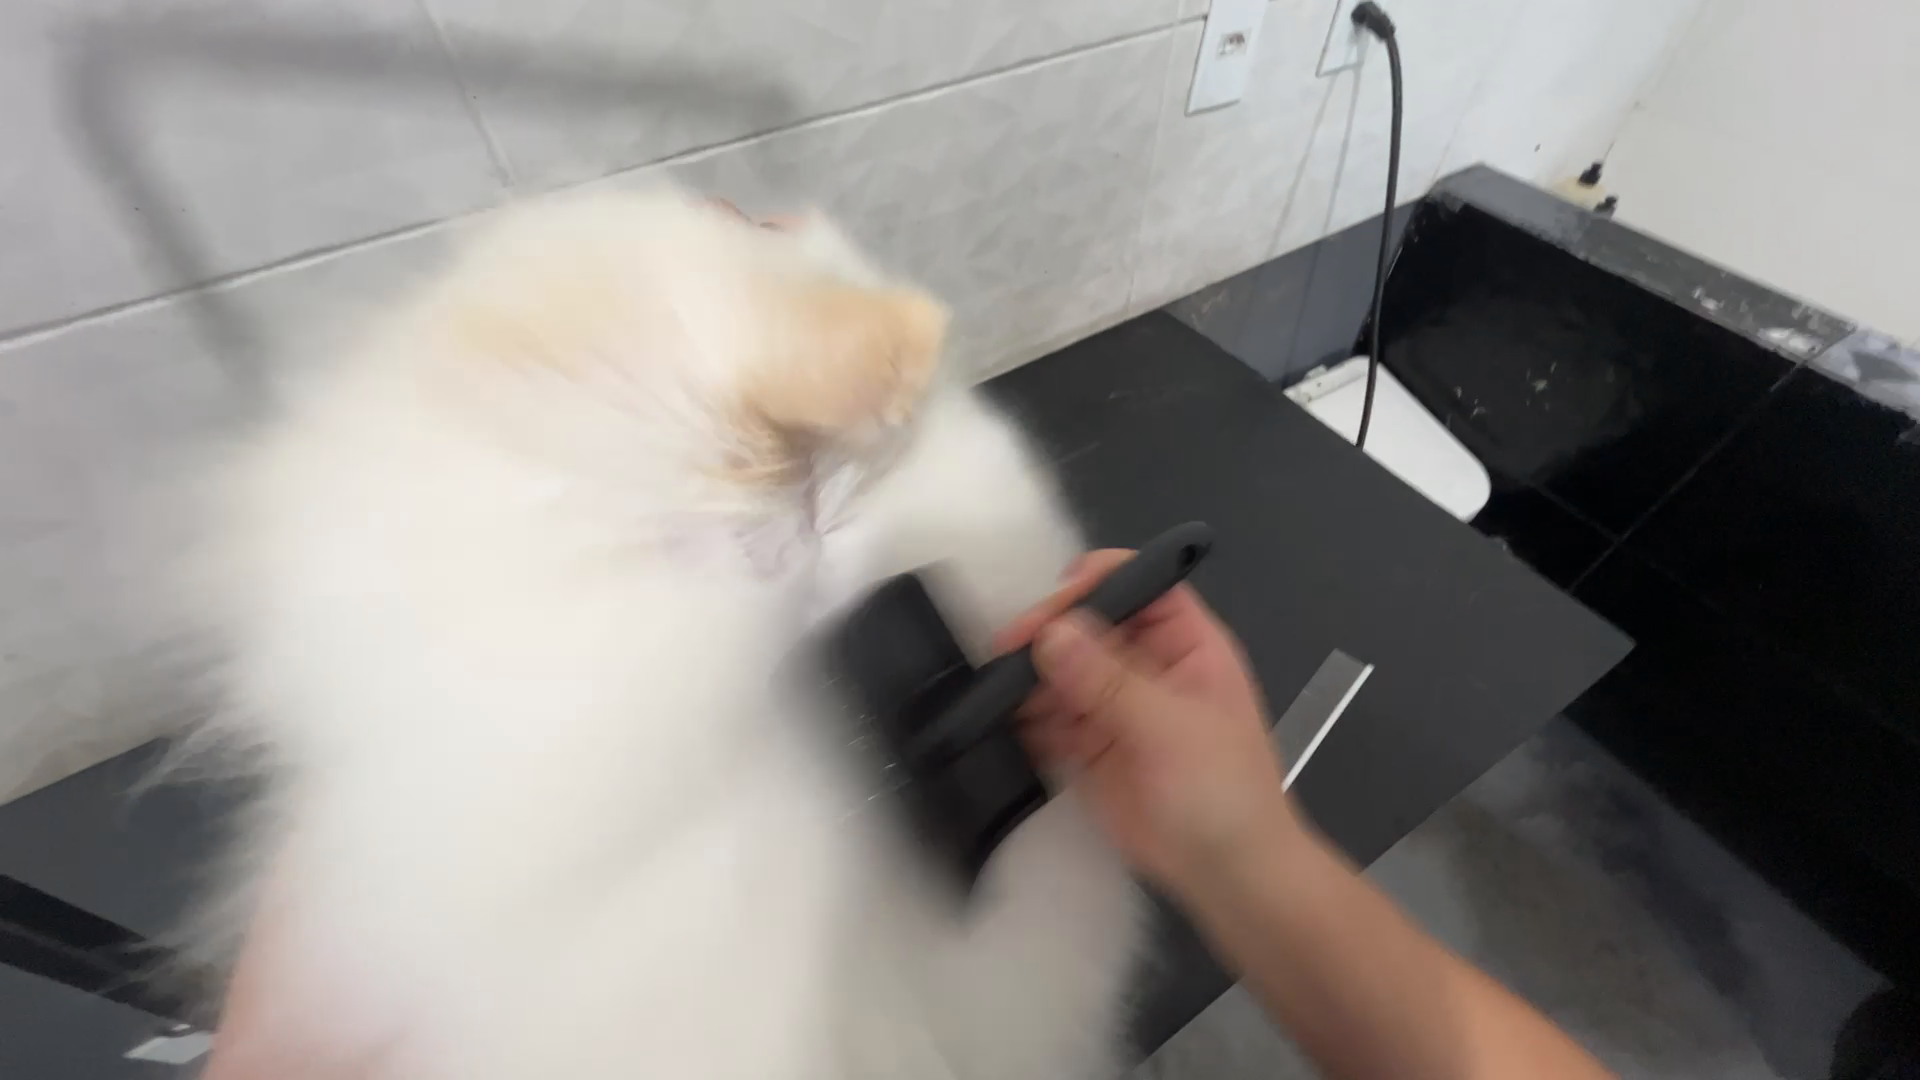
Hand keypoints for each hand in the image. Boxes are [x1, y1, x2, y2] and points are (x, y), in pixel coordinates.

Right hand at [994, 551, 1300, 892]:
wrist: (1228, 878)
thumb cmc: (1223, 794)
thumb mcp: (1172, 729)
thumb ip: (1109, 681)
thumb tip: (1052, 635)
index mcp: (1184, 644)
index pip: (1141, 586)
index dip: (1102, 580)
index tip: (1059, 595)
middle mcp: (1144, 664)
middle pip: (1087, 623)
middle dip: (1049, 630)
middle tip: (1010, 648)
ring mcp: (1112, 703)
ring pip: (1059, 668)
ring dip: (1028, 674)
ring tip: (998, 689)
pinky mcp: (1086, 742)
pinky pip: (1045, 714)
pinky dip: (1022, 715)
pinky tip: (1004, 721)